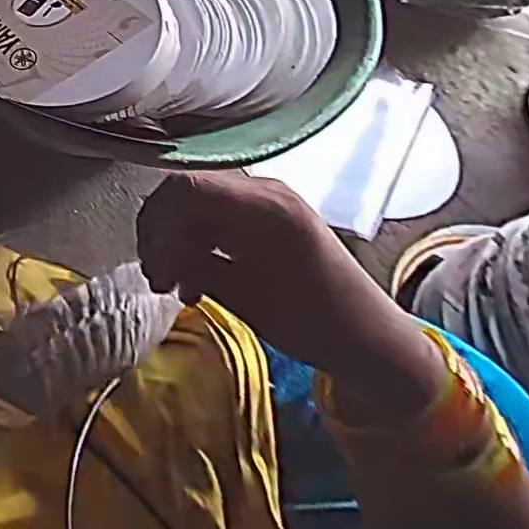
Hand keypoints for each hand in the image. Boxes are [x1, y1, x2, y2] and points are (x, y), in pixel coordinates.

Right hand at [136, 171, 442, 423]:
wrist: (374, 341)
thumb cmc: (316, 324)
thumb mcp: (245, 298)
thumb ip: (195, 265)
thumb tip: (157, 254)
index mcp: (265, 207)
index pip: (185, 188)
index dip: (158, 222)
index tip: (154, 266)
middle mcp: (262, 190)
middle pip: (182, 192)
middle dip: (160, 233)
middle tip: (155, 278)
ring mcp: (263, 197)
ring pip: (191, 204)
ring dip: (173, 240)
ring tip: (170, 283)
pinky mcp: (262, 212)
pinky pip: (210, 214)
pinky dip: (193, 242)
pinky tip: (192, 279)